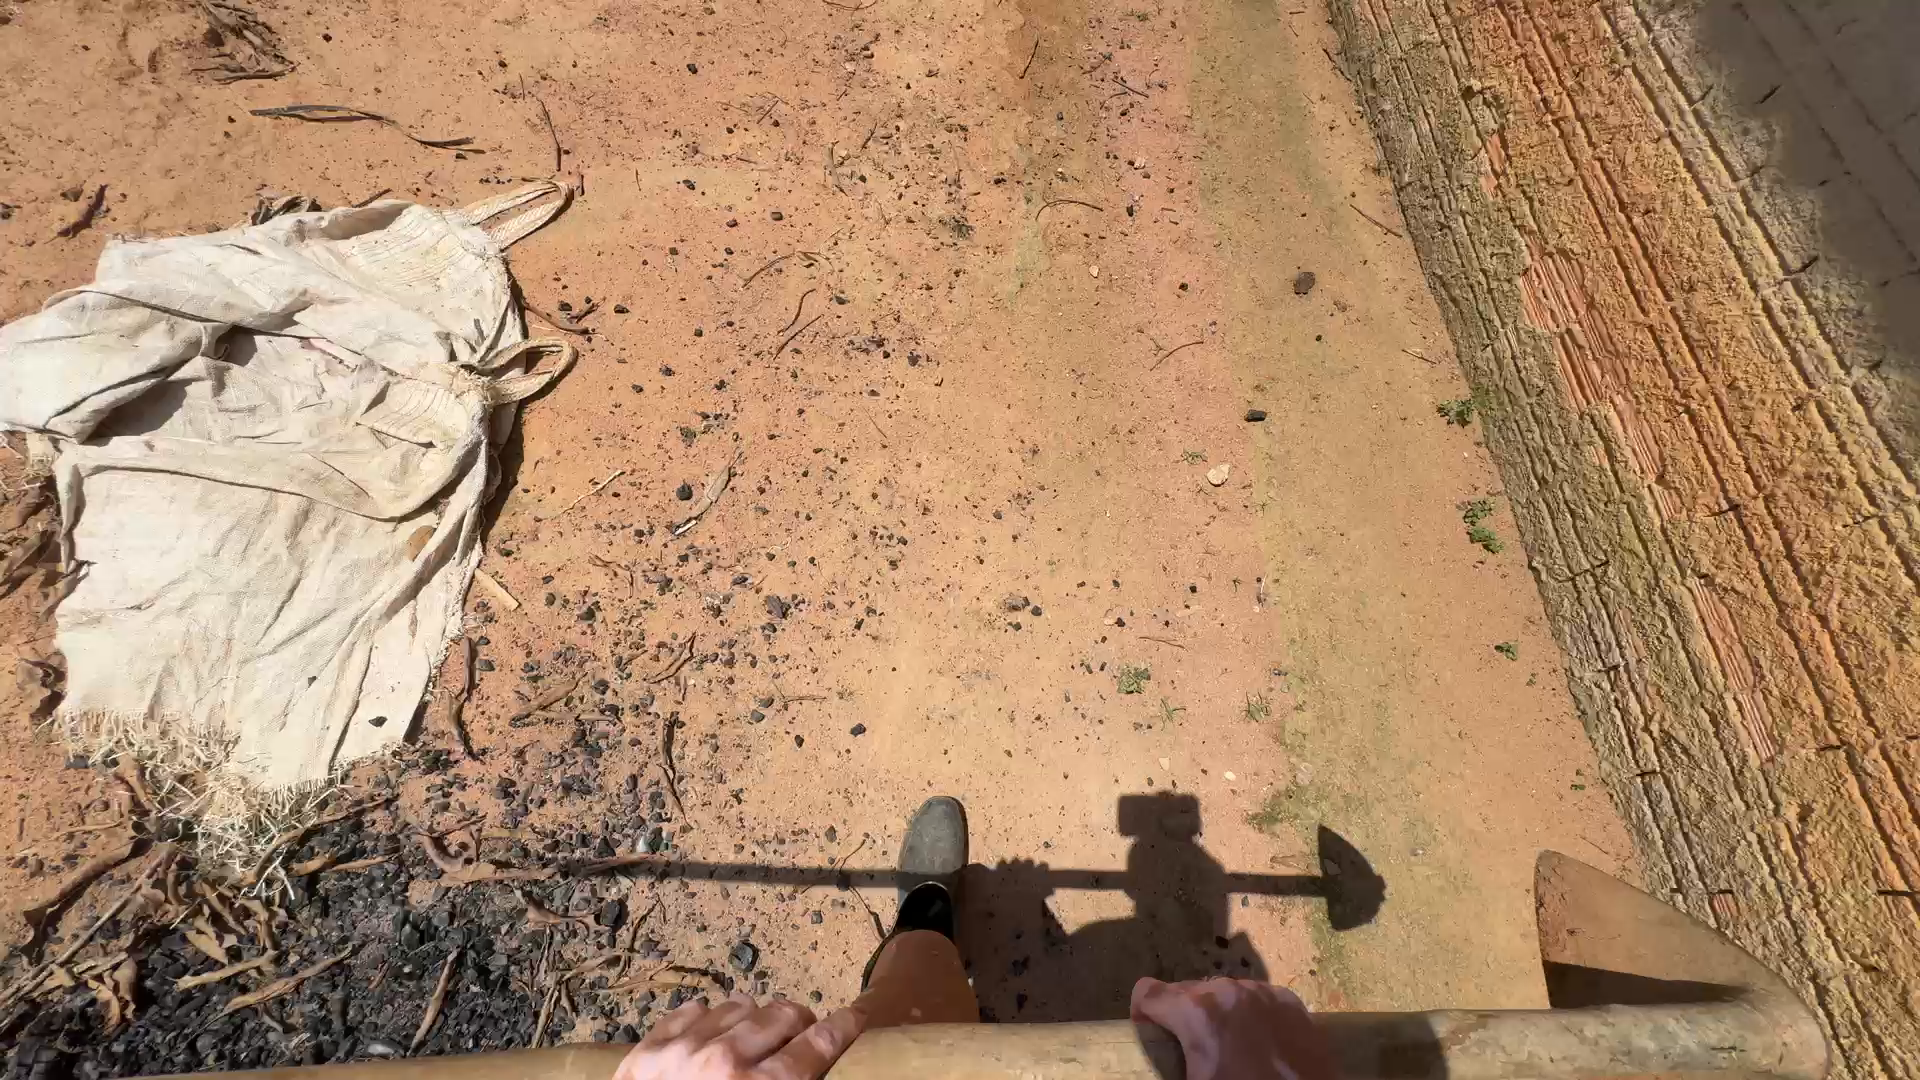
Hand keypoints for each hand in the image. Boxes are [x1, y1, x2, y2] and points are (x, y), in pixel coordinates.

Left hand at [616, 993, 866, 1079]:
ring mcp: (681, 1052)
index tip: (856, 1015)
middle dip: (797, 1024)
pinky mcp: (645, 1052)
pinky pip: (691, 1012)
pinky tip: (709, 1040)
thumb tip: (813, 1073)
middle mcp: (725, 1061)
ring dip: (751, 1022)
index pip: (819, 1044)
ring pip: (739, 1006)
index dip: (844, 1026)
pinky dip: (706, 1022)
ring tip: (750, 1041)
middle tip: (797, 1039)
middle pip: (782, 1015)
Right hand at [1130, 978, 1335, 1079]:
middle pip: (1186, 992)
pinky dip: (1251, 1015)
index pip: (1147, 991)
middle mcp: (1225, 991)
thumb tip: (1169, 1060)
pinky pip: (1256, 998)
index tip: (1149, 1033)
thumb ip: (1172, 1063)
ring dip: (1219, 1014)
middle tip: (1196, 1053)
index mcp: (1196, 1013)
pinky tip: (1261, 1044)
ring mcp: (1260, 992)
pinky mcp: (1289, 1001)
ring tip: (1233, 1049)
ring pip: (1222, 992)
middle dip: (1184, 1017)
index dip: (1143, 1014)